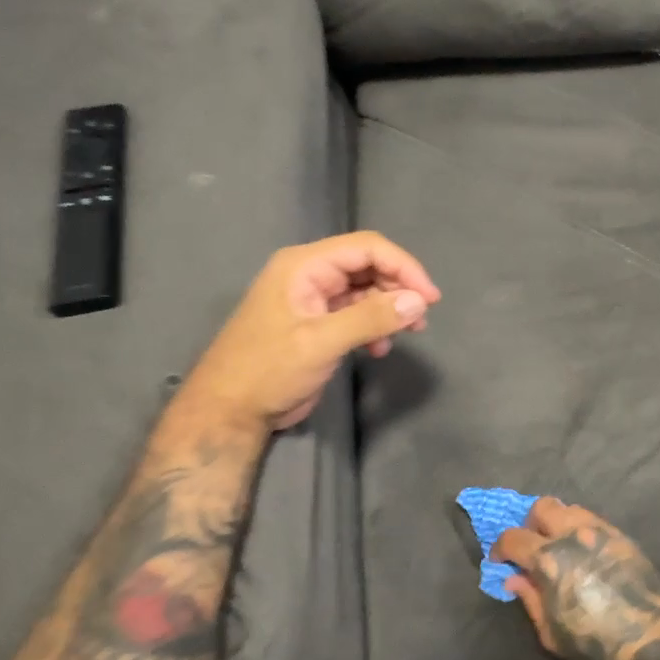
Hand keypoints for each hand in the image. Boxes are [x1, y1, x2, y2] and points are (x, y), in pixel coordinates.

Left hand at [178, 232, 440, 430]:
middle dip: (399, 289)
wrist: (229, 411)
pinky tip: (379, 350)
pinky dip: (375, 327)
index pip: (366, 248)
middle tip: (421, 320)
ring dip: (390, 309)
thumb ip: (371, 318)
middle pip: (368, 266)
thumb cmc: (268, 370)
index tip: (430, 298)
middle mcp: (310, 275)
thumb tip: (419, 301)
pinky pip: (357, 314)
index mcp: (304, 265)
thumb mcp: (321, 342)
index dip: (403, 267)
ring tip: (408, 334)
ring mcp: (313, 300)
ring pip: (366, 291)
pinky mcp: (318, 324)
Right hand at [495, 498, 659, 659]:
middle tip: (532, 548)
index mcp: (549, 558)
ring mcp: (601, 531)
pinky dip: (581, 530)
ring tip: (560, 548)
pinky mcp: (623, 536)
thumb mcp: (550, 631)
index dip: (500, 548)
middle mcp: (574, 534)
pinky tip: (585, 553)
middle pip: (542, 508)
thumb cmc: (594, 643)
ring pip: (570, 509)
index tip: (500, 561)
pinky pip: (594, 521)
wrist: (652, 641)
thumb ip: (530, 599)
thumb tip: (514, 578)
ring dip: (558, 523)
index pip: (513, 538)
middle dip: (531, 525)